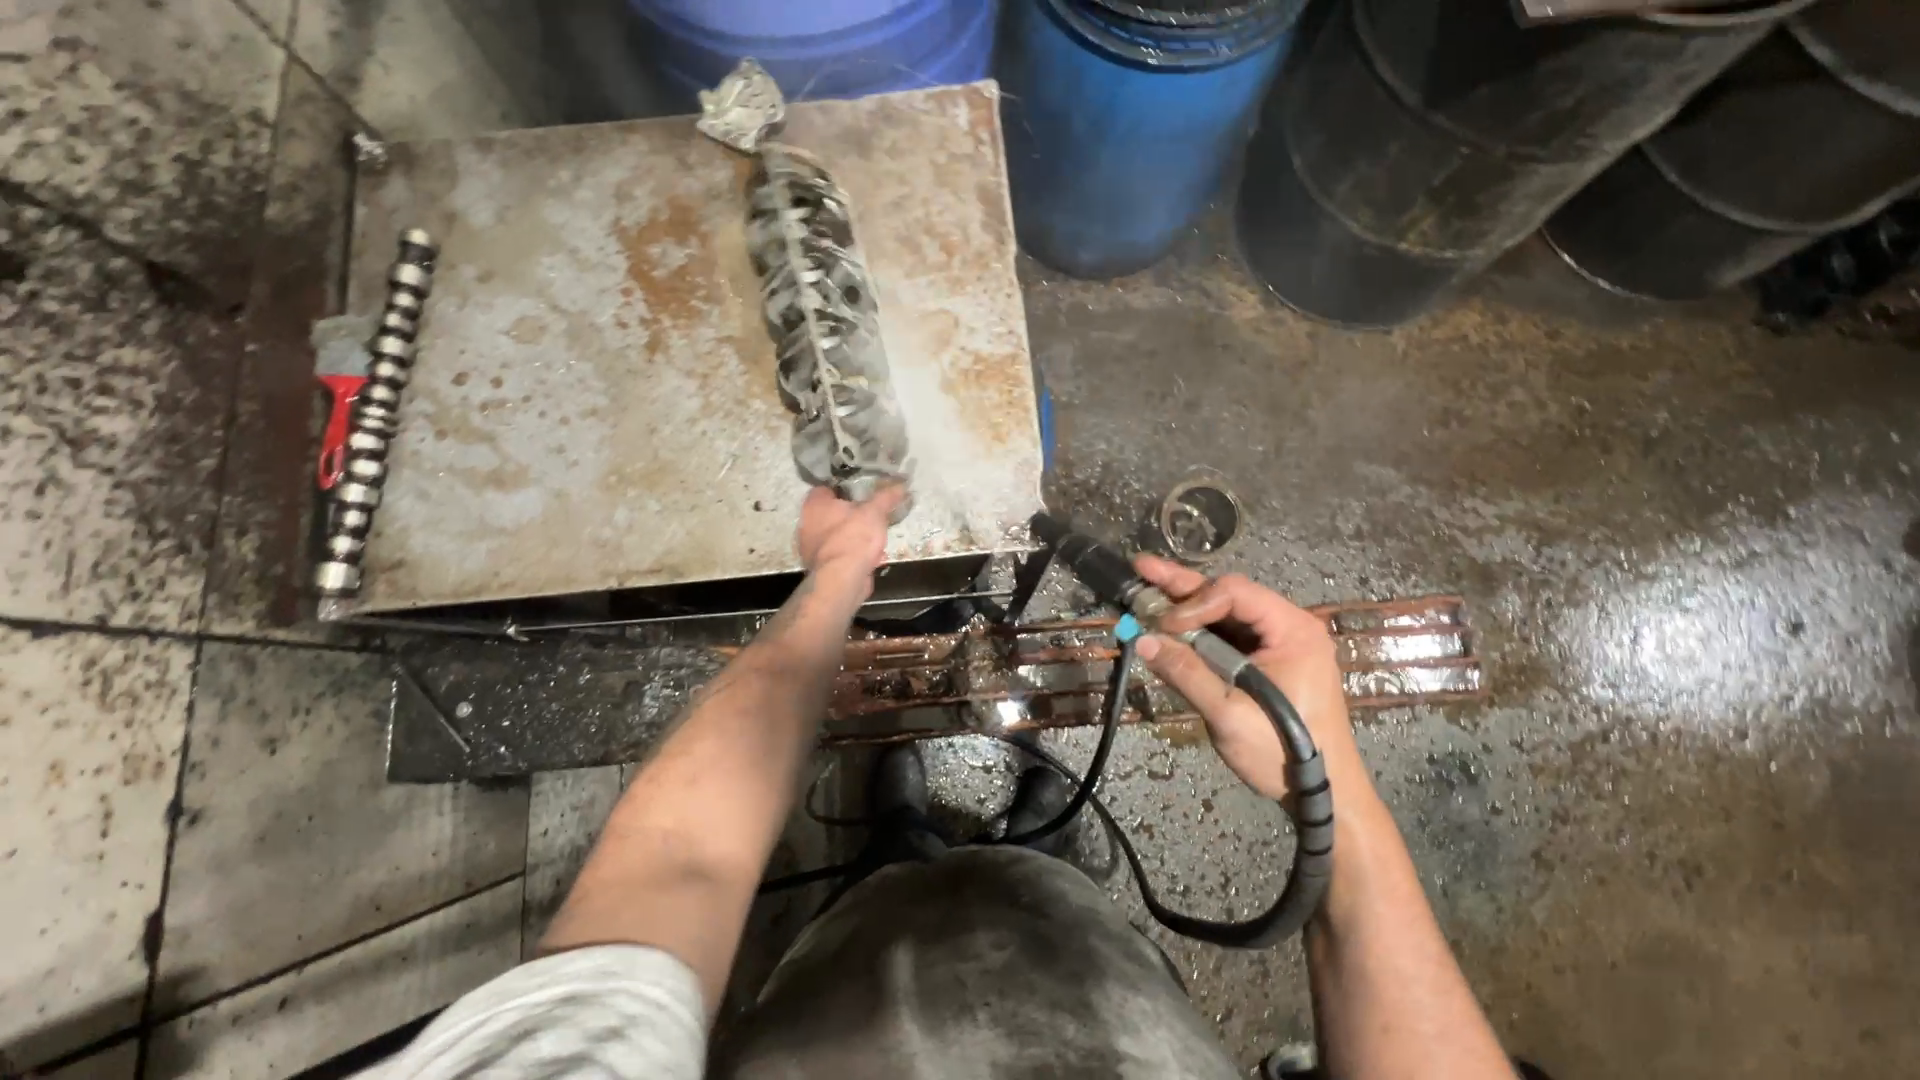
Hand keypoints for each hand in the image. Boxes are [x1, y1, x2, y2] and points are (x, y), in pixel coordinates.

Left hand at [796, 485, 904, 590]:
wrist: (843, 578)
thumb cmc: (854, 537)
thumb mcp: (875, 512)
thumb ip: (886, 497)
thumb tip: (901, 485)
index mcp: (814, 504)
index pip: (826, 489)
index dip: (844, 490)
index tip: (862, 493)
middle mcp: (806, 524)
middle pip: (831, 513)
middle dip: (850, 515)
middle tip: (870, 515)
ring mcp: (810, 548)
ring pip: (835, 535)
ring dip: (852, 536)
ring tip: (874, 538)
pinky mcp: (820, 567)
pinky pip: (839, 554)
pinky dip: (852, 555)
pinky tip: (870, 557)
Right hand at [1131, 555, 1365, 800]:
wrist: (1321, 792)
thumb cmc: (1283, 751)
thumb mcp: (1229, 714)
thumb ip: (1187, 673)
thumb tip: (1142, 641)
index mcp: (1293, 630)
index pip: (1234, 594)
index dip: (1193, 603)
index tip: (1162, 625)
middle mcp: (1288, 626)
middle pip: (1228, 595)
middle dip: (1182, 586)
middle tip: (1141, 568)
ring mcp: (1278, 642)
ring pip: (1225, 613)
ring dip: (1185, 606)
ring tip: (1146, 589)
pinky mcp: (1267, 660)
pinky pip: (1228, 635)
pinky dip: (1197, 630)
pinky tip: (1167, 624)